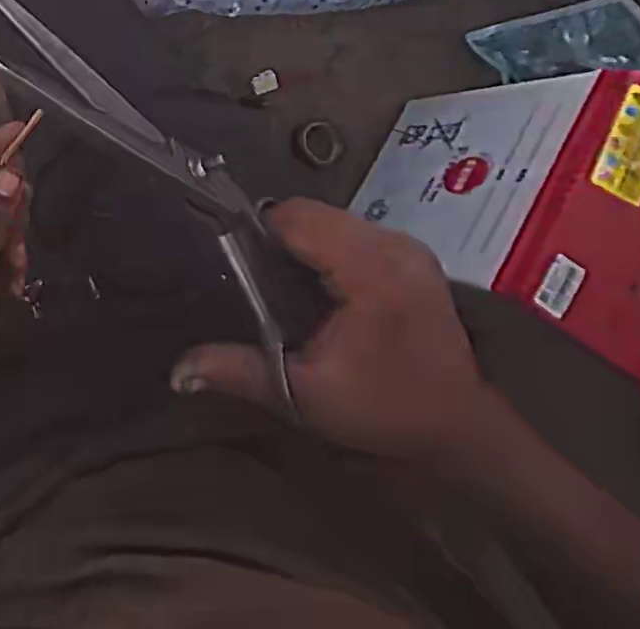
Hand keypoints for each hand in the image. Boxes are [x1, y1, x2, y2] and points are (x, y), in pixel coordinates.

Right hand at [170, 197, 496, 462]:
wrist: (460, 427)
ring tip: (284, 280)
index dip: (259, 232)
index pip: (298, 218)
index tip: (238, 262)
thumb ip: (240, 372)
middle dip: (277, 237)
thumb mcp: (305, 394)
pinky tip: (316, 279)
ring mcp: (406, 245)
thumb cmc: (385, 408)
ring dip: (299, 239)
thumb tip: (179, 370)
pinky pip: (348, 228)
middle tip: (258, 278)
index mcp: (372, 271)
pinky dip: (322, 244)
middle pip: (311, 212)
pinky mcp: (409, 252)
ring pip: (328, 216)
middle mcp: (393, 246)